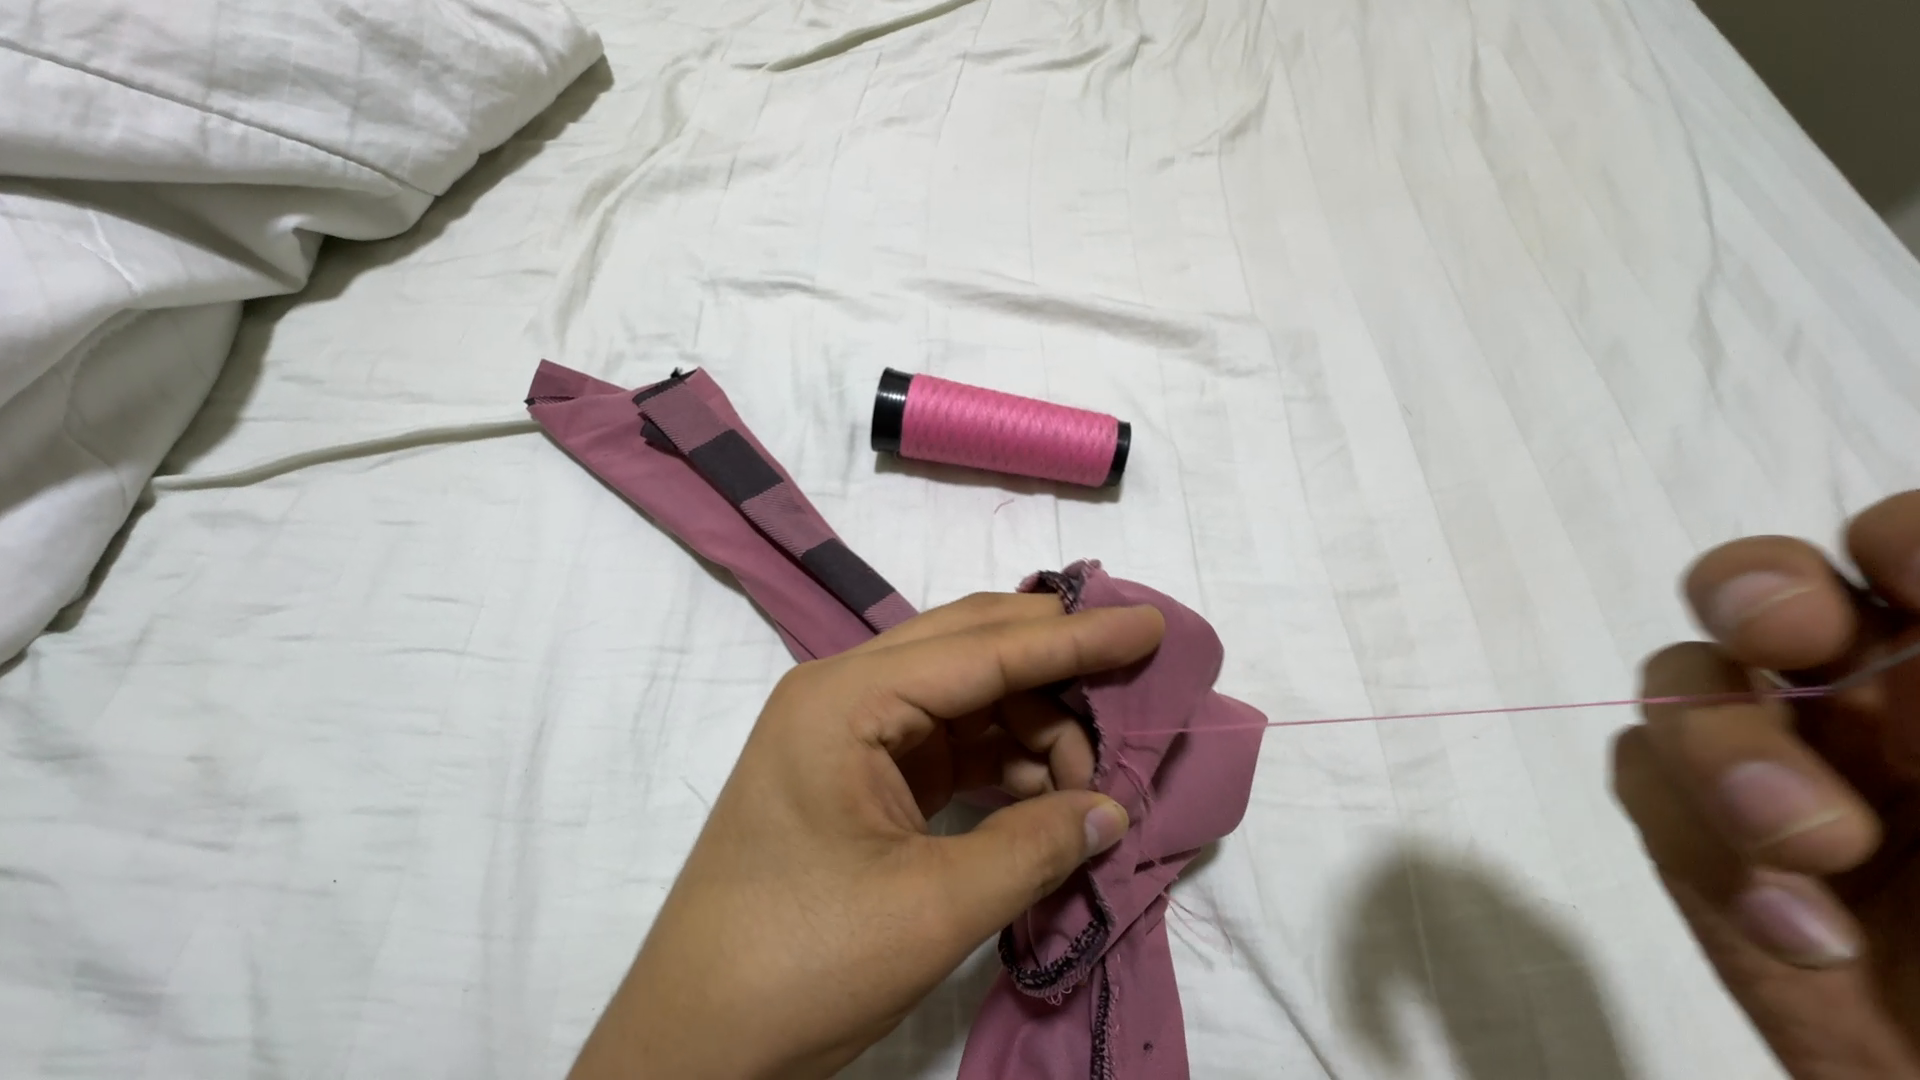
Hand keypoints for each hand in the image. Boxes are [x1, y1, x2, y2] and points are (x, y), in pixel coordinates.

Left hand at [569, 592, 1164, 1079]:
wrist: (694, 1042)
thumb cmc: (799, 963)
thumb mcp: (929, 908)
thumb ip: (1033, 848)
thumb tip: (1112, 810)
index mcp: (845, 700)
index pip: (982, 650)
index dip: (1073, 638)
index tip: (1148, 623)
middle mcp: (846, 695)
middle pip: (972, 650)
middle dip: (1057, 666)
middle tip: (1135, 683)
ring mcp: (852, 734)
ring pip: (969, 698)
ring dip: (1036, 728)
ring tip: (1090, 784)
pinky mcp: (863, 775)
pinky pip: (953, 744)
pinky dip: (1007, 763)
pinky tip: (1048, 799)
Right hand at [1614, 492, 1919, 1075]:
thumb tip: (1899, 588)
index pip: (1900, 544)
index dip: (1900, 538)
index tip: (1914, 581)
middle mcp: (1864, 704)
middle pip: (1752, 586)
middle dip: (1751, 591)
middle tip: (1785, 635)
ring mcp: (1766, 769)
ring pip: (1674, 683)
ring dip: (1718, 751)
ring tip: (1807, 849)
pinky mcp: (1693, 837)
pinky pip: (1636, 781)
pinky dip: (1694, 844)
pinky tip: (1796, 930)